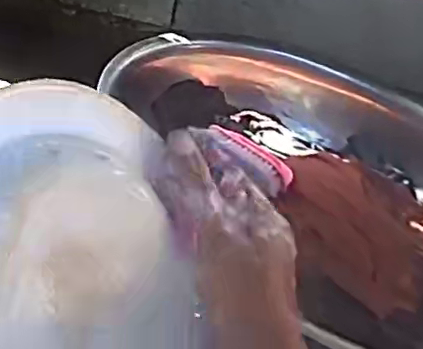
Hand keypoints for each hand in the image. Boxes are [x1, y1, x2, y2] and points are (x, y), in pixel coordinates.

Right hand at [152, 129, 302, 348]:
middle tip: (158, 160)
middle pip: (220, 190)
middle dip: (189, 174)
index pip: (231, 166)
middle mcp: (259, 231)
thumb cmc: (240, 288)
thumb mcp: (217, 228)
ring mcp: (244, 256)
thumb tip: (179, 138)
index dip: (203, 147)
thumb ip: (197, 182)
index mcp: (264, 214)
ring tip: (157, 186)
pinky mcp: (228, 278)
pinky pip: (204, 240)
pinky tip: (169, 228)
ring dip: (185, 201)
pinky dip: (185, 228)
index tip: (173, 135)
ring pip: (210, 214)